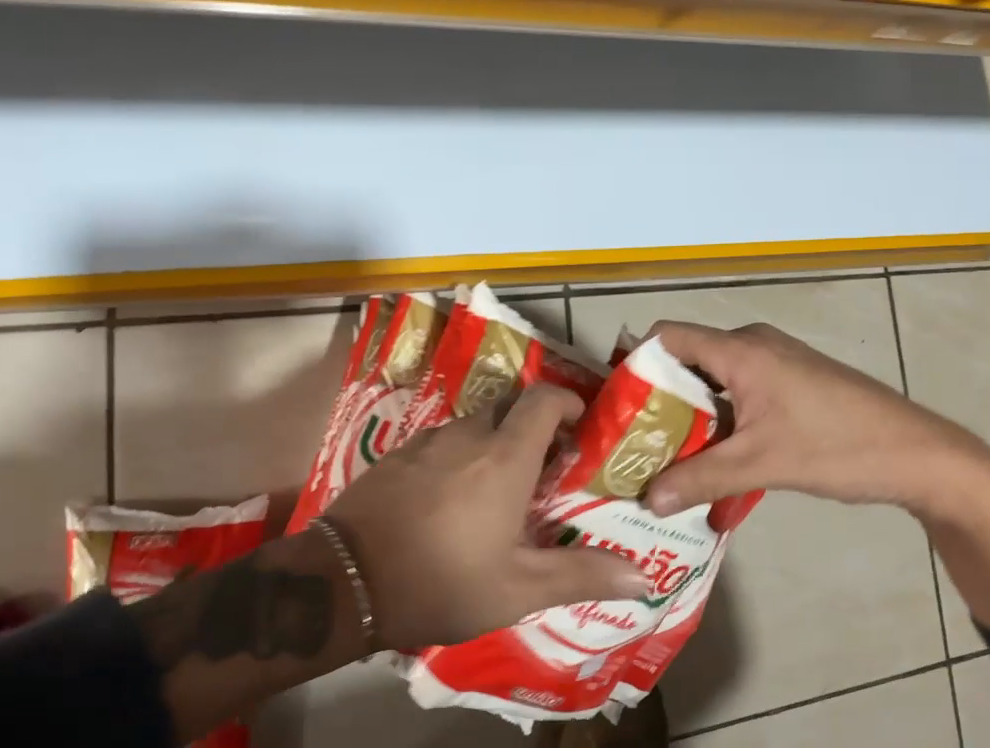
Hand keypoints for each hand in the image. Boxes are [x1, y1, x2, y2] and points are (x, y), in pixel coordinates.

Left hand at [324, 388, 647, 649]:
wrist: (346, 577)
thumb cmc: (442, 581)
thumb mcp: (518, 590)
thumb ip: (581, 575)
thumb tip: (642, 577)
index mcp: (503, 457)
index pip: (542, 399)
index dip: (567, 402)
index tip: (581, 428)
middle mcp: (466, 435)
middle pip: (509, 408)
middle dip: (534, 426)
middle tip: (549, 468)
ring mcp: (426, 441)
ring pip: (473, 425)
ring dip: (495, 443)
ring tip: (504, 489)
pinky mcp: (396, 455)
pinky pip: (441, 443)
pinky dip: (460, 457)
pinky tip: (456, 499)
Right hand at [642, 321, 989, 523]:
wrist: (926, 457)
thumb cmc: (839, 448)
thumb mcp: (762, 465)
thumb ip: (699, 478)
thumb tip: (646, 499)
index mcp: (741, 349)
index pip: (667, 335)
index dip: (637, 363)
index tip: (619, 405)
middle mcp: (754, 343)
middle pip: (687, 357)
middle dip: (659, 395)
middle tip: (636, 437)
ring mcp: (777, 359)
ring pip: (714, 375)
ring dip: (691, 409)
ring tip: (668, 450)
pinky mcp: (793, 378)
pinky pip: (738, 385)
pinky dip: (720, 412)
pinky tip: (715, 451)